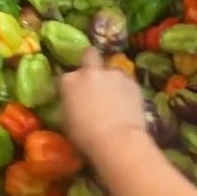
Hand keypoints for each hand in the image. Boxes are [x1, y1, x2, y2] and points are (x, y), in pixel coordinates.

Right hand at [59, 49, 149, 165]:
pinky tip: (126, 103)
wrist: (117, 140)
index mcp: (69, 81)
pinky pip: (126, 81)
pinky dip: (125, 89)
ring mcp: (113, 74)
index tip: (73, 95)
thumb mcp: (67, 121)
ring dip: (111, 79)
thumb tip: (74, 102)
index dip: (69, 86)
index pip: (64, 77)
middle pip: (89, 55)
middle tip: (94, 78)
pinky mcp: (132, 82)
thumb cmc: (86, 136)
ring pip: (111, 70)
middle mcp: (90, 72)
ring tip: (115, 96)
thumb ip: (69, 104)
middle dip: (90, 61)